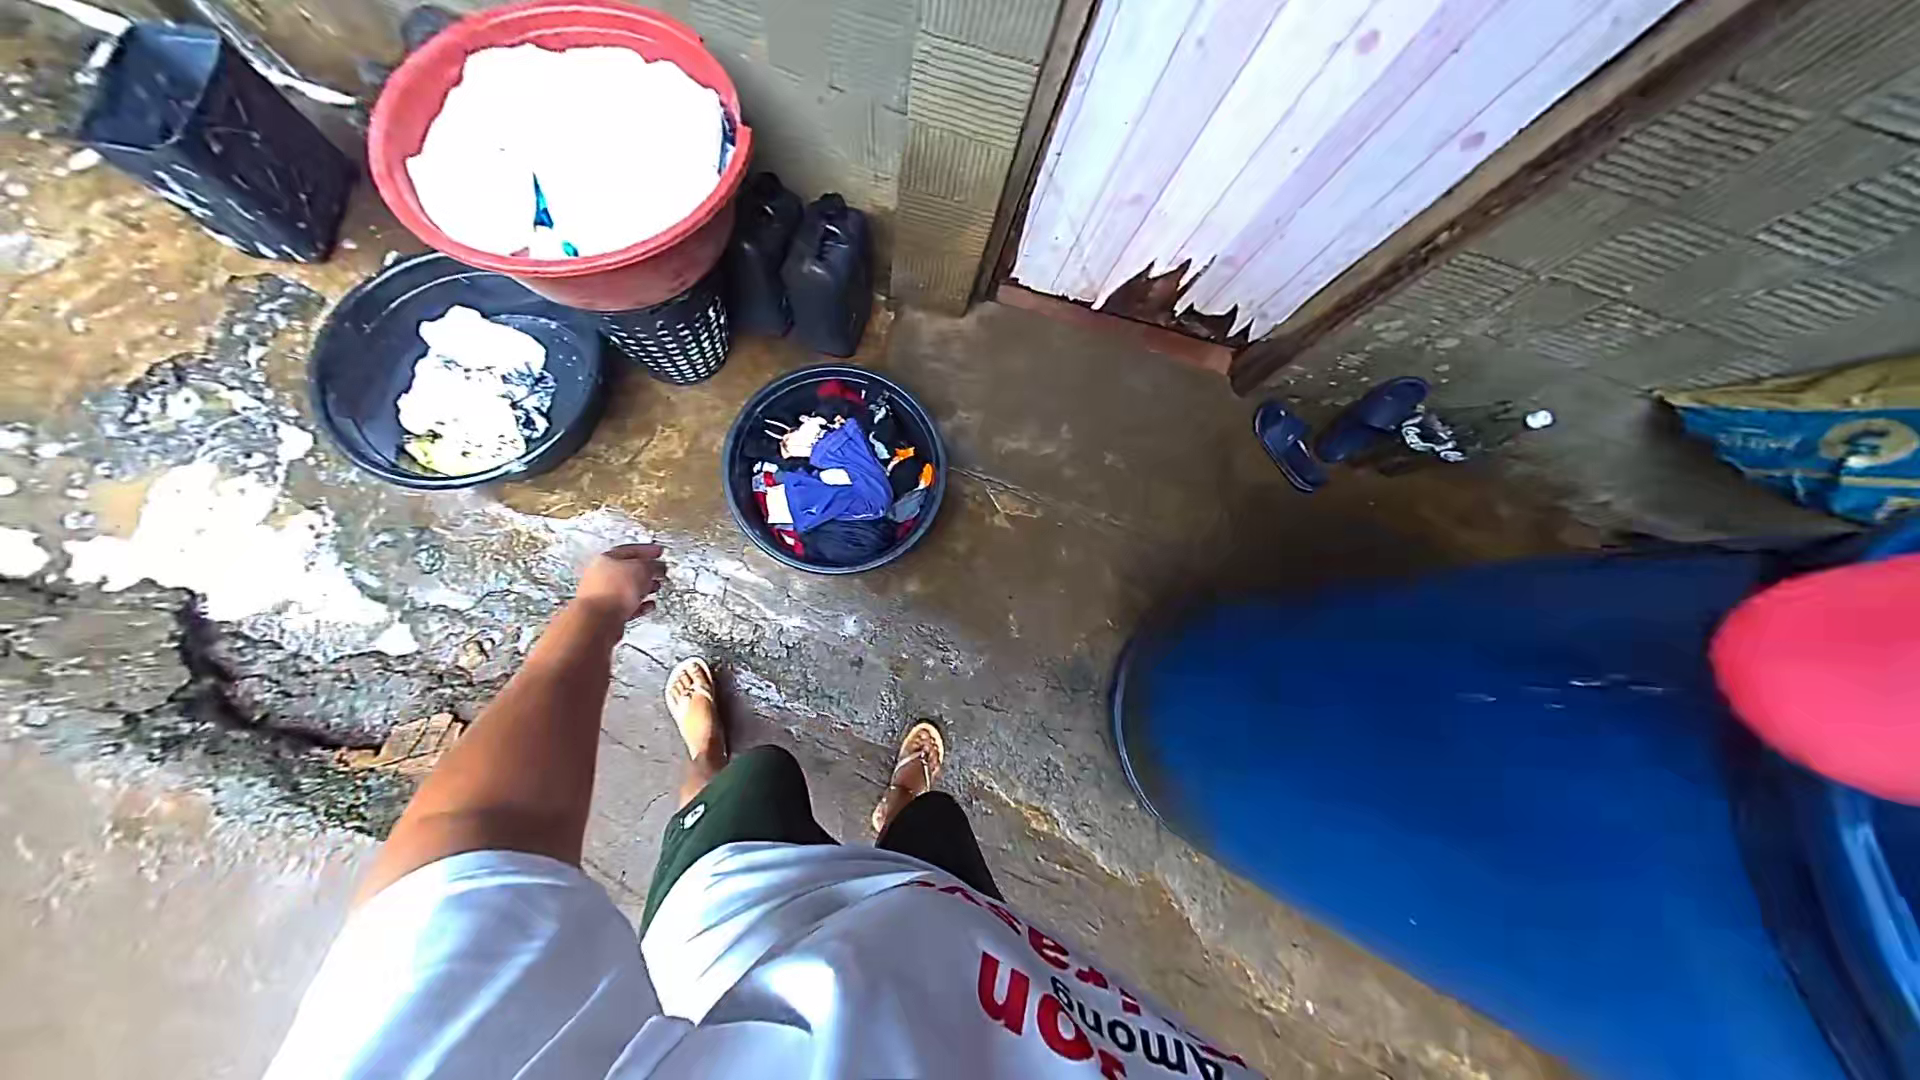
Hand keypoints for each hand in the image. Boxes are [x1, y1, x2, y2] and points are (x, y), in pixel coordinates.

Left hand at [575, 544, 663, 622]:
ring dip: (643, 588)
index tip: (658, 551)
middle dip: (646, 571)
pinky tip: (648, 605)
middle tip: (659, 570)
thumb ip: (652, 565)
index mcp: (605, 559)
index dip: (647, 550)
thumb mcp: (642, 569)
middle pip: (627, 570)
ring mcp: (603, 595)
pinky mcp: (608, 613)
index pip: (630, 550)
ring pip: (627, 589)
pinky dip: (639, 605)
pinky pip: (627, 606)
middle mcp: (600, 576)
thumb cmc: (613, 591)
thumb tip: (658, 566)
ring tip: (656, 587)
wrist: (598, 620)